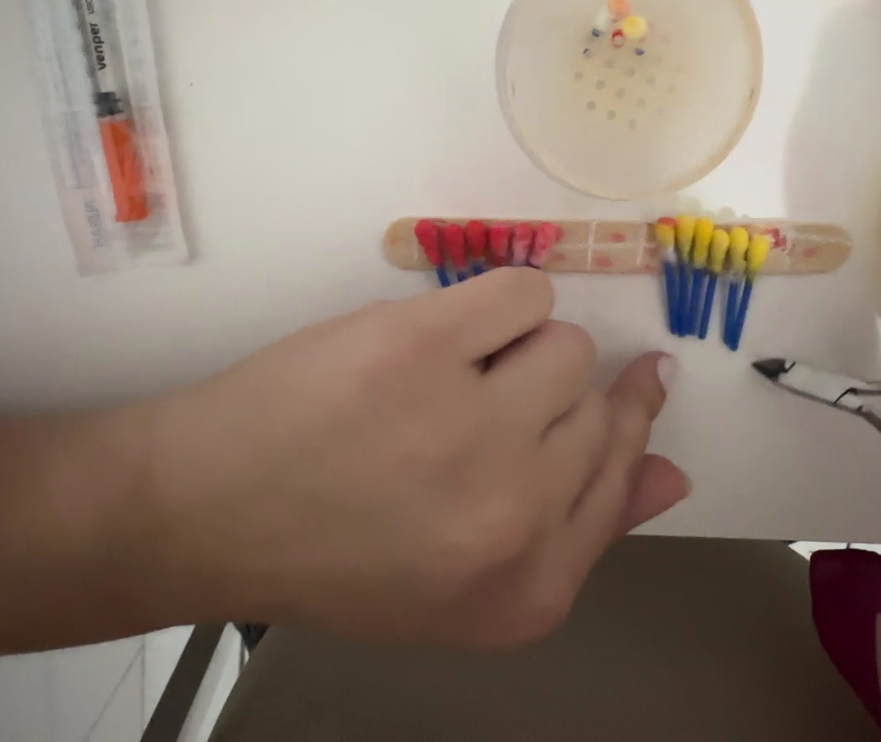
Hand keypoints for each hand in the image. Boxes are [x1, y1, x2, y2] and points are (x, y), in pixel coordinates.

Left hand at [132, 268, 689, 646]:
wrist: (208, 512)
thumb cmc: (339, 551)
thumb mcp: (466, 585)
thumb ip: (580, 531)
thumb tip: (672, 474)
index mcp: (529, 590)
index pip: (623, 473)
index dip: (626, 422)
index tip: (640, 380)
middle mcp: (515, 516)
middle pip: (598, 404)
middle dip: (544, 396)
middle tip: (473, 407)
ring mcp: (468, 426)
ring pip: (565, 342)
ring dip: (517, 348)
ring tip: (444, 378)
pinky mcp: (420, 347)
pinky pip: (522, 291)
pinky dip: (497, 300)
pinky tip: (442, 333)